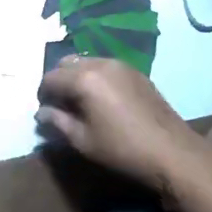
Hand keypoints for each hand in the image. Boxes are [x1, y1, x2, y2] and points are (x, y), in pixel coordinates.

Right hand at [37, 56, 202, 192]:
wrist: (170, 150)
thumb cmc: (121, 149)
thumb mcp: (83, 140)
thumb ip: (58, 122)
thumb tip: (41, 113)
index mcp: (84, 79)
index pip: (50, 78)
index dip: (42, 94)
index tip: (44, 111)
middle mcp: (101, 63)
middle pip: (67, 63)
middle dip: (59, 81)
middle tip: (60, 105)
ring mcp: (121, 64)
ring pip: (87, 61)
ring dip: (77, 77)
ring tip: (80, 102)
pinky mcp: (136, 72)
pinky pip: (106, 66)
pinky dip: (96, 76)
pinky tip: (102, 99)